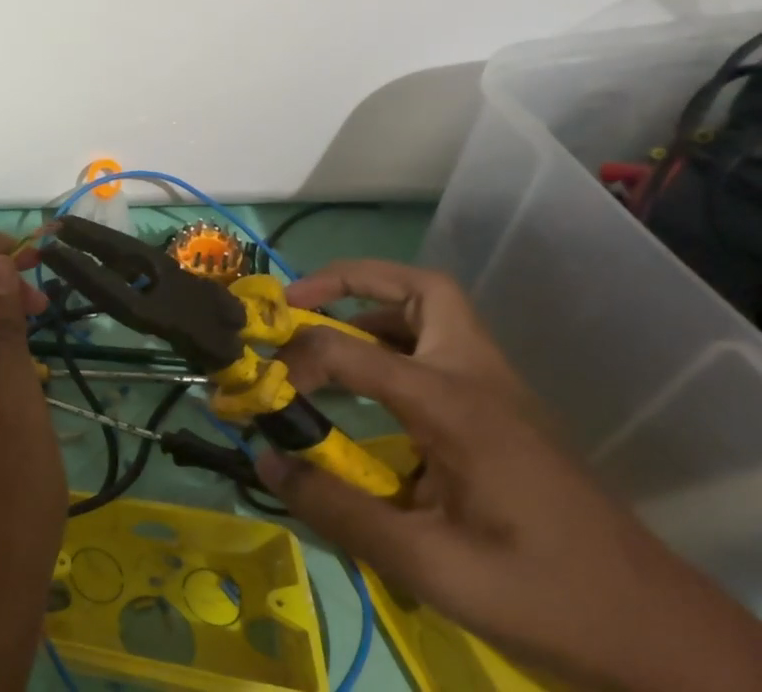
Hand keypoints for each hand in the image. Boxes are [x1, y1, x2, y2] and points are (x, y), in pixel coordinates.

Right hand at [257, 260, 761, 691]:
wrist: (656, 635)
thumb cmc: (539, 593)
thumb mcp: (426, 564)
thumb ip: (336, 509)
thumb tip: (264, 459)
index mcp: (457, 405)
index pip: (352, 349)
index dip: (295, 360)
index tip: (261, 391)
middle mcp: (480, 382)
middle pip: (422, 290)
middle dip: (351, 281)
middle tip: (295, 304)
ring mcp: (499, 397)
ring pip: (435, 317)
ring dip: (372, 313)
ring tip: (319, 345)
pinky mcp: (504, 419)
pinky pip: (441, 356)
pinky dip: (391, 350)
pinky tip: (363, 398)